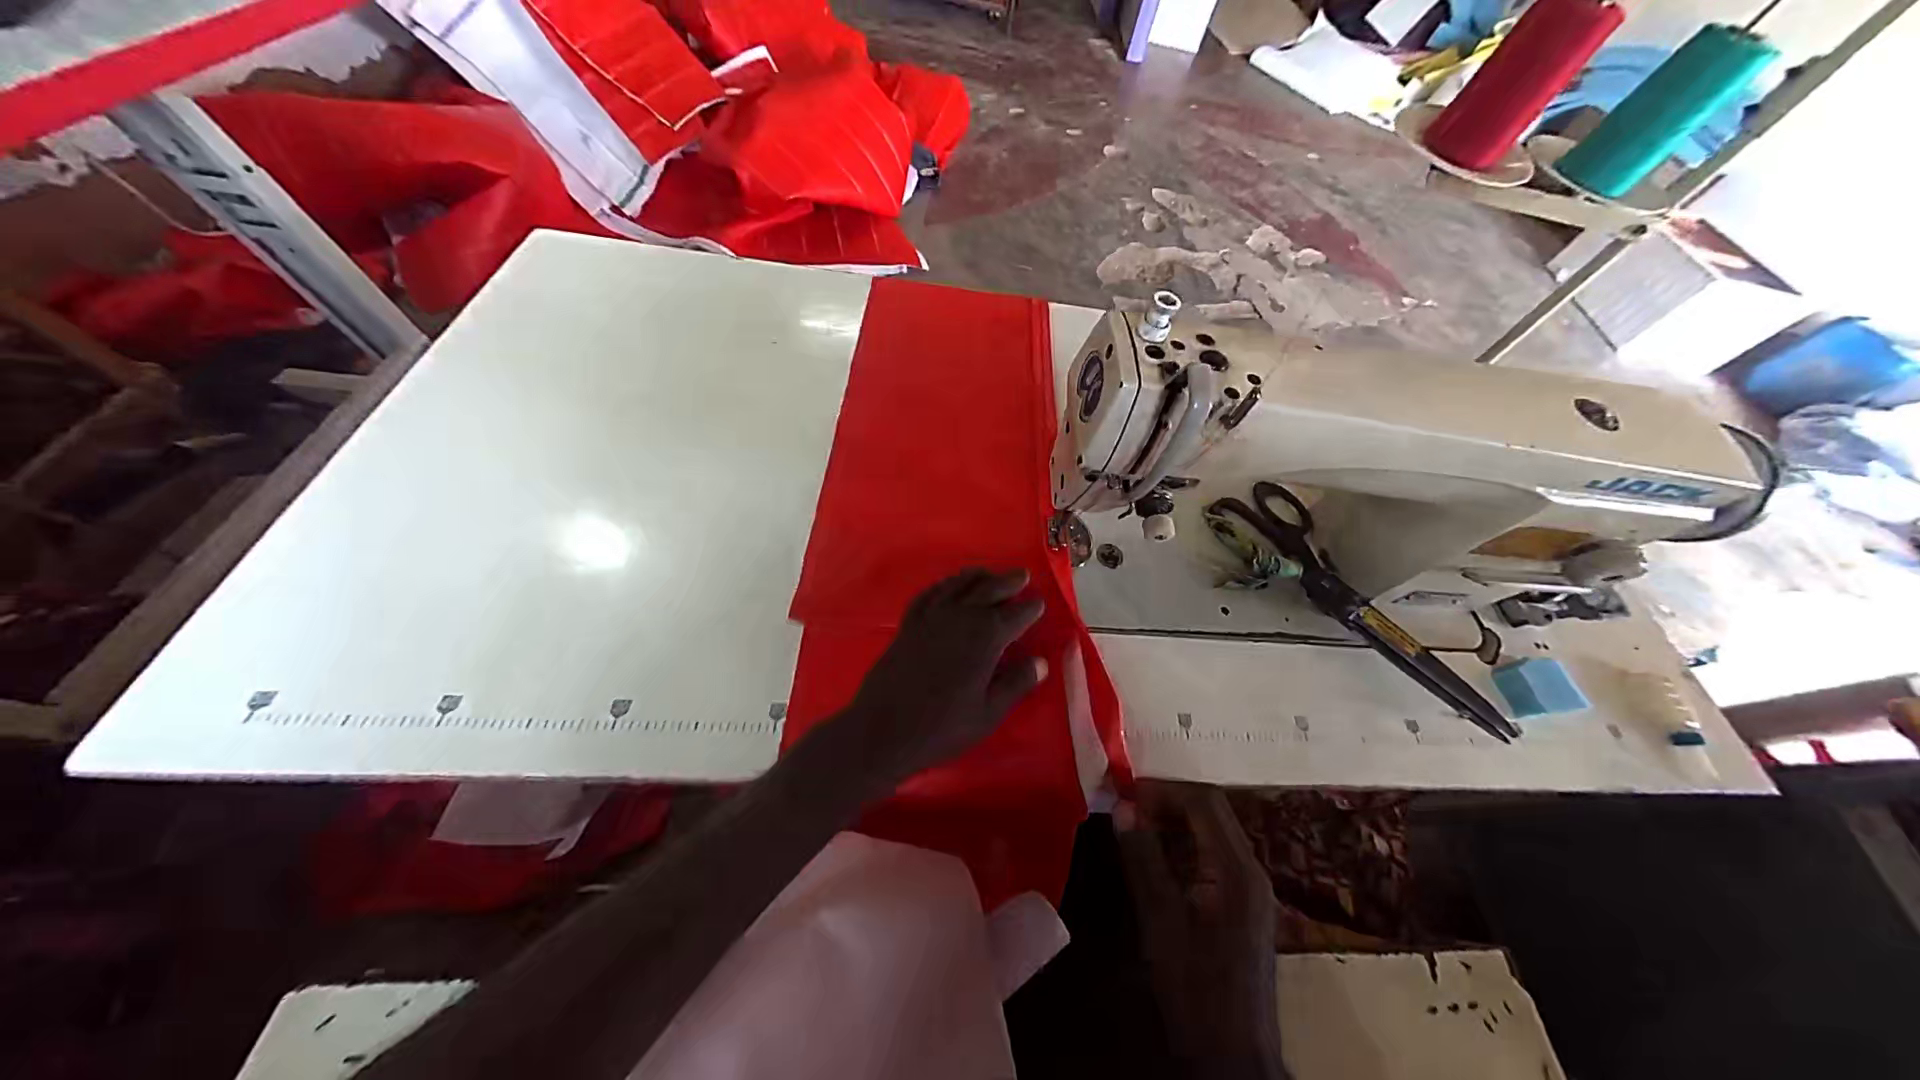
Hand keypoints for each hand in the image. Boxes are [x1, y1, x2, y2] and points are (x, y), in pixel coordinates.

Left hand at [841, 568, 1048, 786]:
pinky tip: (946, 586)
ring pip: (957, 586)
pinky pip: (928, 595)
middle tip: (1022, 575)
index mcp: (985, 638)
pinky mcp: (908, 625)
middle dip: (1007, 582)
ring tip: (988, 574)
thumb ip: (1016, 684)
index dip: (1030, 608)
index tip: (1040, 603)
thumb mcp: (988, 713)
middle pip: (988, 590)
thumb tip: (1041, 662)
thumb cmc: (942, 727)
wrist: (882, 729)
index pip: (1015, 614)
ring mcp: (930, 618)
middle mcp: (959, 618)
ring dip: (976, 577)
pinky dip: (942, 585)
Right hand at [1116, 782, 1284, 1079]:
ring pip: (1215, 834)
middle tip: (1127, 806)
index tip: (1125, 791)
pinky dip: (1186, 846)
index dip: (1163, 789)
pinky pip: (1216, 857)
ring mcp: (1254, 891)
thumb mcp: (1160, 919)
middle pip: (1214, 813)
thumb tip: (1124, 807)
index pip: (1205, 803)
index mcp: (1238, 870)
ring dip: (1176, 823)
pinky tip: (1158, 858)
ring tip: (1136, 825)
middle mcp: (1253, 871)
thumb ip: (1143, 858)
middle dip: (1169, 802)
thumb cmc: (1194, 986)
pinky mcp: (1246, 907)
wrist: (1232, 1055)